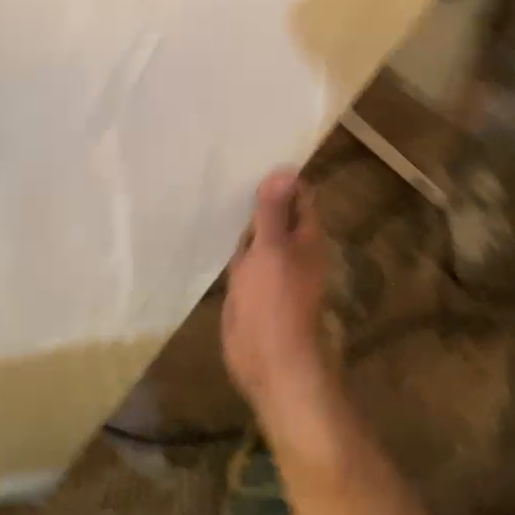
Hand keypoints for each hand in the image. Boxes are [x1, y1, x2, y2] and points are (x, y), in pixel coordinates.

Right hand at [222, 168, 331, 418]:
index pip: (299, 194)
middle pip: (277, 211)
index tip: (254, 152)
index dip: (281, 175)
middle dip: (258, 192)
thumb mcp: (272, 249)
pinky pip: (242, 254)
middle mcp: (292, 248)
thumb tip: (285, 168)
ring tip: (214, 184)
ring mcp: (271, 267)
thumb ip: (274, 211)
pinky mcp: (251, 284)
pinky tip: (208, 225)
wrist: (269, 361)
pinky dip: (230, 240)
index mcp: (307, 237)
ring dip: (242, 216)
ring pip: (258, 232)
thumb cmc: (275, 301)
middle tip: (226, 161)